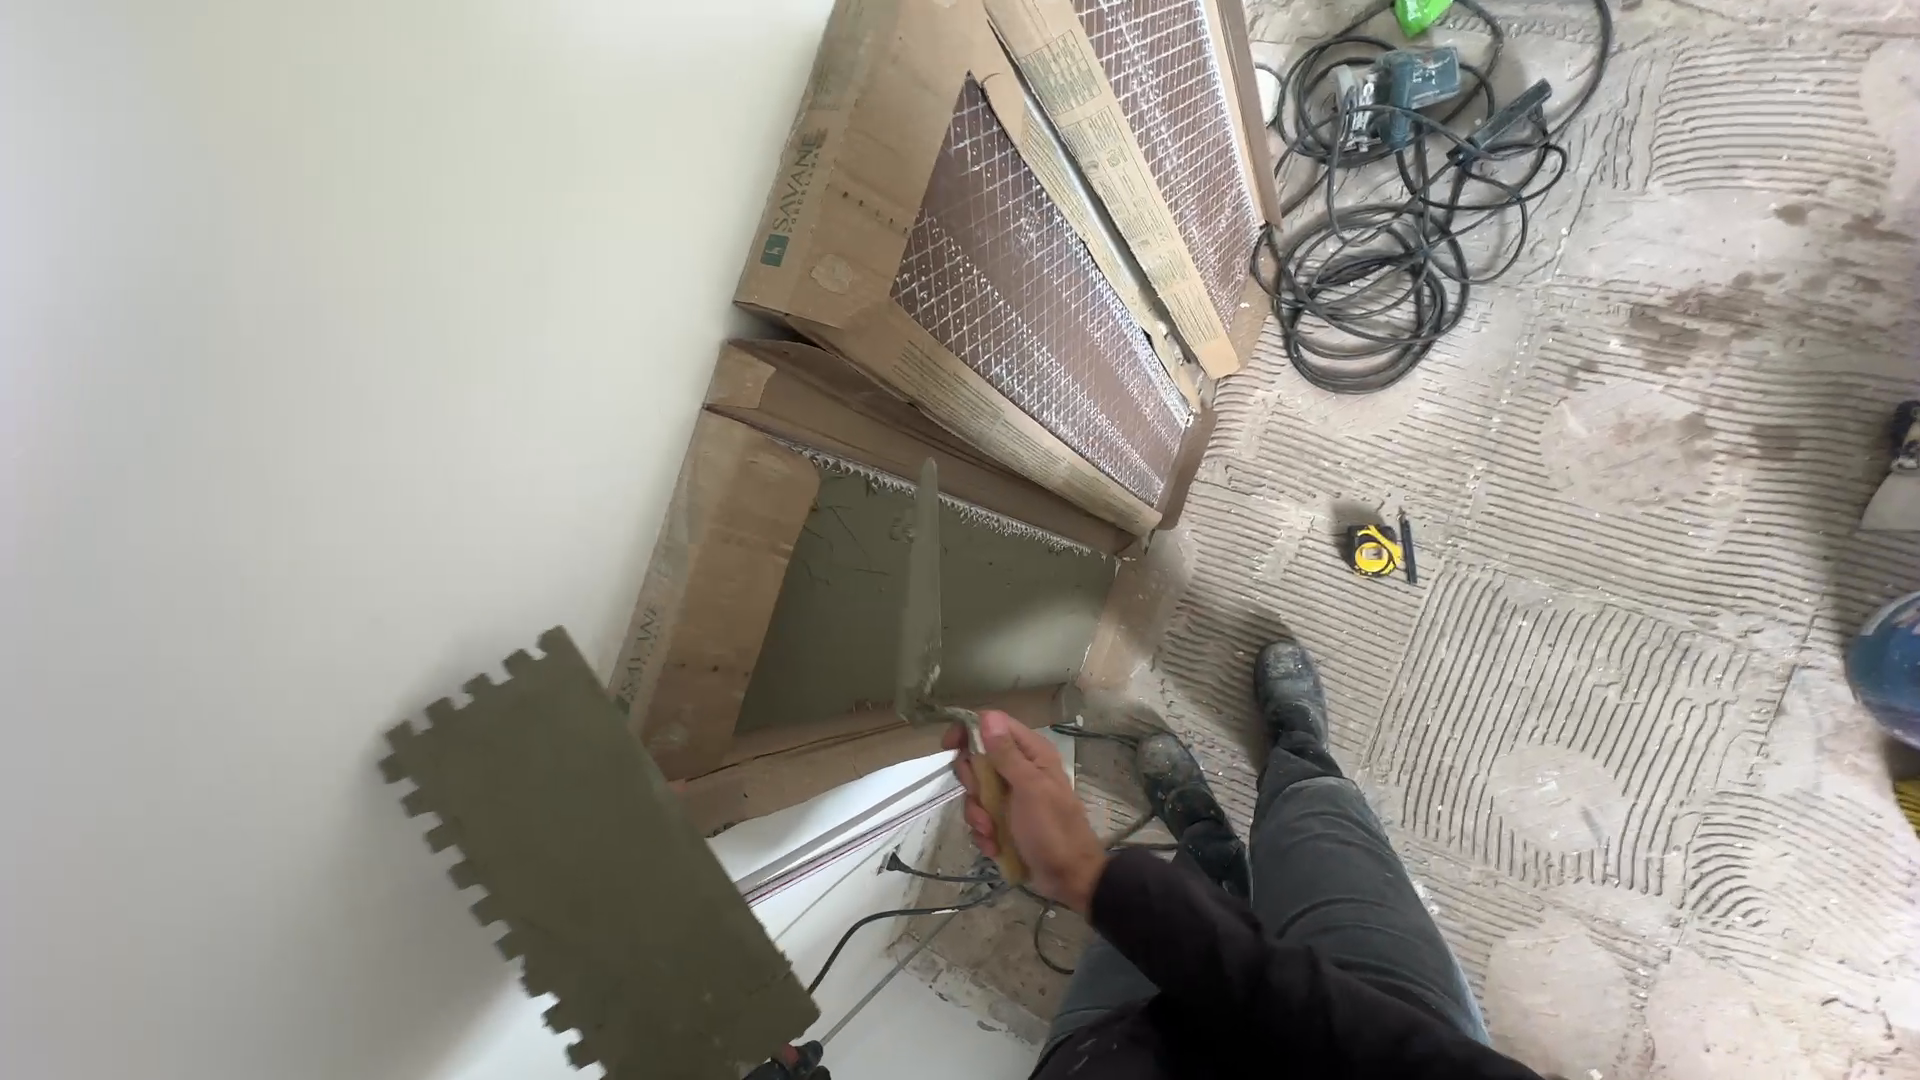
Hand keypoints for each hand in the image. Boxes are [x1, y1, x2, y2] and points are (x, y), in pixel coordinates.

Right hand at [944, 711, 1107, 912]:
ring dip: (978, 814)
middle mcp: (1020, 768)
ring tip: (992, 832)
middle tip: (983, 800)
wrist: (1069, 878)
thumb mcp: (1029, 789)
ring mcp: (1011, 795)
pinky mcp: (1005, 819)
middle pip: (978, 759)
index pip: (992, 724)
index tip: (950, 748)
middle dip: (973, 784)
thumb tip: (986, 718)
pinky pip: (980, 816)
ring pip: (976, 791)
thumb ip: (1007, 754)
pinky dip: (984, 832)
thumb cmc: (1052, 829)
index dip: (969, 731)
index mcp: (1031, 752)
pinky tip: (995, 845)